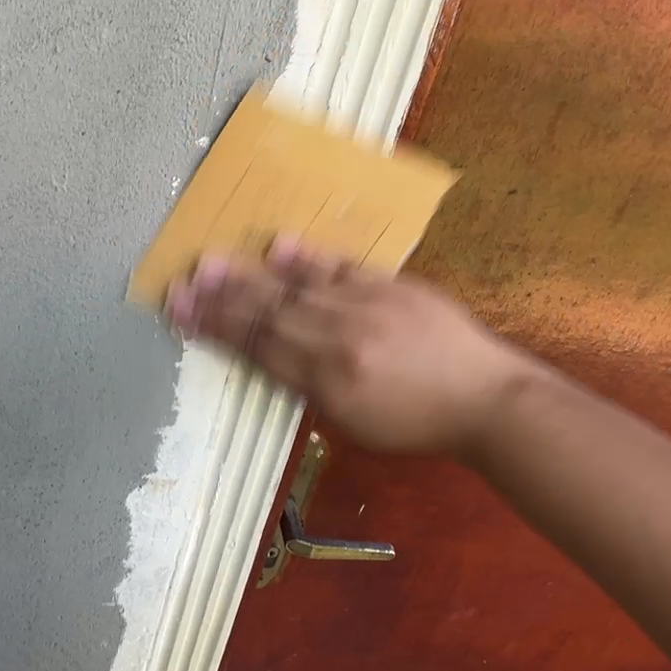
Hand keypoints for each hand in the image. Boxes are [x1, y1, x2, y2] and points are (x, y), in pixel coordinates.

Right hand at [165, 238, 546, 456]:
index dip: (215, 327)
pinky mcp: (392, 285)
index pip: (259, 346)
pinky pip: (342, 267)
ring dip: (250, 275)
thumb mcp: (355, 424)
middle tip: (181, 283)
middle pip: (268, 313)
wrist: (489, 400)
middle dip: (219, 298)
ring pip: (296, 287)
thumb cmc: (419, 424)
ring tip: (210, 261)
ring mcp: (367, 306)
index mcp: (329, 381)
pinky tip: (277, 245)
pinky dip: (307, 258)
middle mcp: (341, 338)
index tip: (181, 311)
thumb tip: (269, 352)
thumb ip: (308, 386)